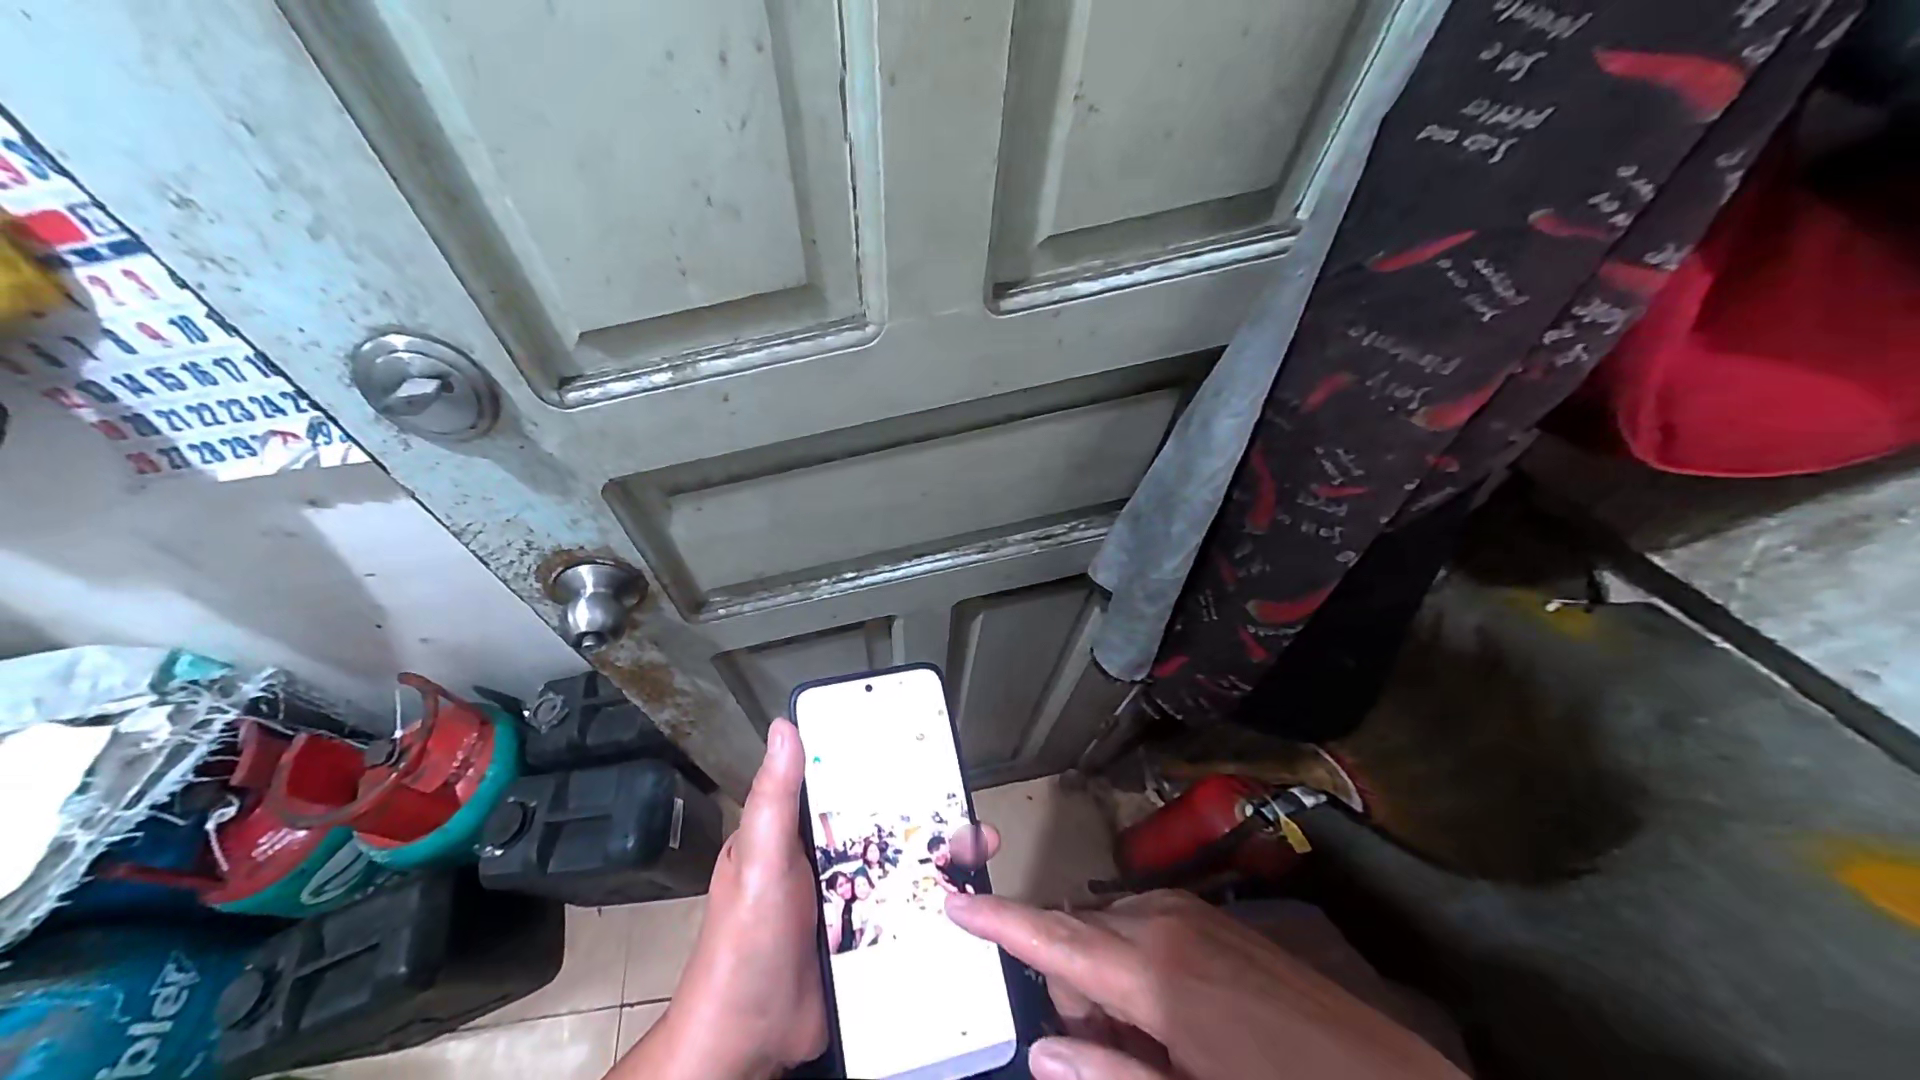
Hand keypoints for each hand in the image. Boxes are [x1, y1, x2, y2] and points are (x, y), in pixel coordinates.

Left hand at [610, 719, 1001, 1079]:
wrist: (749, 1043)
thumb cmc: (742, 948)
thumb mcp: (760, 862)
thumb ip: (775, 799)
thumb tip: (783, 730)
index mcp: (796, 830)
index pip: (843, 782)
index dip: (881, 763)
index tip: (922, 747)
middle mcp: (825, 858)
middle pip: (883, 822)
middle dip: (925, 810)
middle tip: (963, 803)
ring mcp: (848, 897)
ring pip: (900, 864)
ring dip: (938, 854)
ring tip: (978, 847)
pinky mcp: (866, 934)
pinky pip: (905, 907)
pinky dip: (934, 899)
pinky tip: (964, 895)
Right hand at [945, 889, 1465, 1079]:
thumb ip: (1108, 1076)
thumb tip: (1040, 1052)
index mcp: (1152, 971)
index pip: (1054, 937)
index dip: (1000, 921)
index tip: (954, 903)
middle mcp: (1165, 922)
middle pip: (1079, 936)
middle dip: (1067, 985)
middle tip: (1095, 1048)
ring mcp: (1196, 915)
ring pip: (1112, 933)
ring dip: (1103, 980)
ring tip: (1143, 1047)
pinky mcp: (1219, 921)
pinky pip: (1149, 931)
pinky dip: (1136, 969)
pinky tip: (1172, 1024)